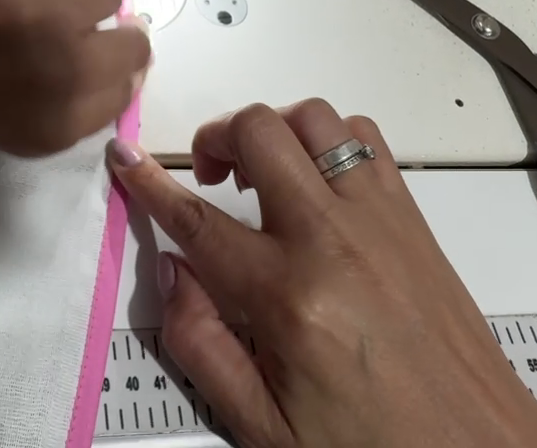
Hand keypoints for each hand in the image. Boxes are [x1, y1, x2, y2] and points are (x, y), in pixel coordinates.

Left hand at [0, 0, 150, 155]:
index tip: (84, 49)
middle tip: (48, 20)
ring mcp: (45, 5)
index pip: (128, 86)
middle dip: (95, 29)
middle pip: (129, 37)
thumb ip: (62, 96)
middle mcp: (64, 67)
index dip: (110, 63)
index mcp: (53, 123)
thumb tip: (115, 47)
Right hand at [106, 101, 536, 447]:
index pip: (197, 220)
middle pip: (257, 132)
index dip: (150, 182)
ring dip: (273, 131)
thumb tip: (174, 269)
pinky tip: (317, 180)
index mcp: (289, 298)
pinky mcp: (412, 215)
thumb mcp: (265, 429)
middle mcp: (332, 238)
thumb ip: (201, 344)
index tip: (124, 155)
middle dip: (215, 137)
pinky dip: (327, 139)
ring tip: (263, 173)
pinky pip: (363, 137)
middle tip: (209, 176)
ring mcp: (379, 218)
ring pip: (313, 119)